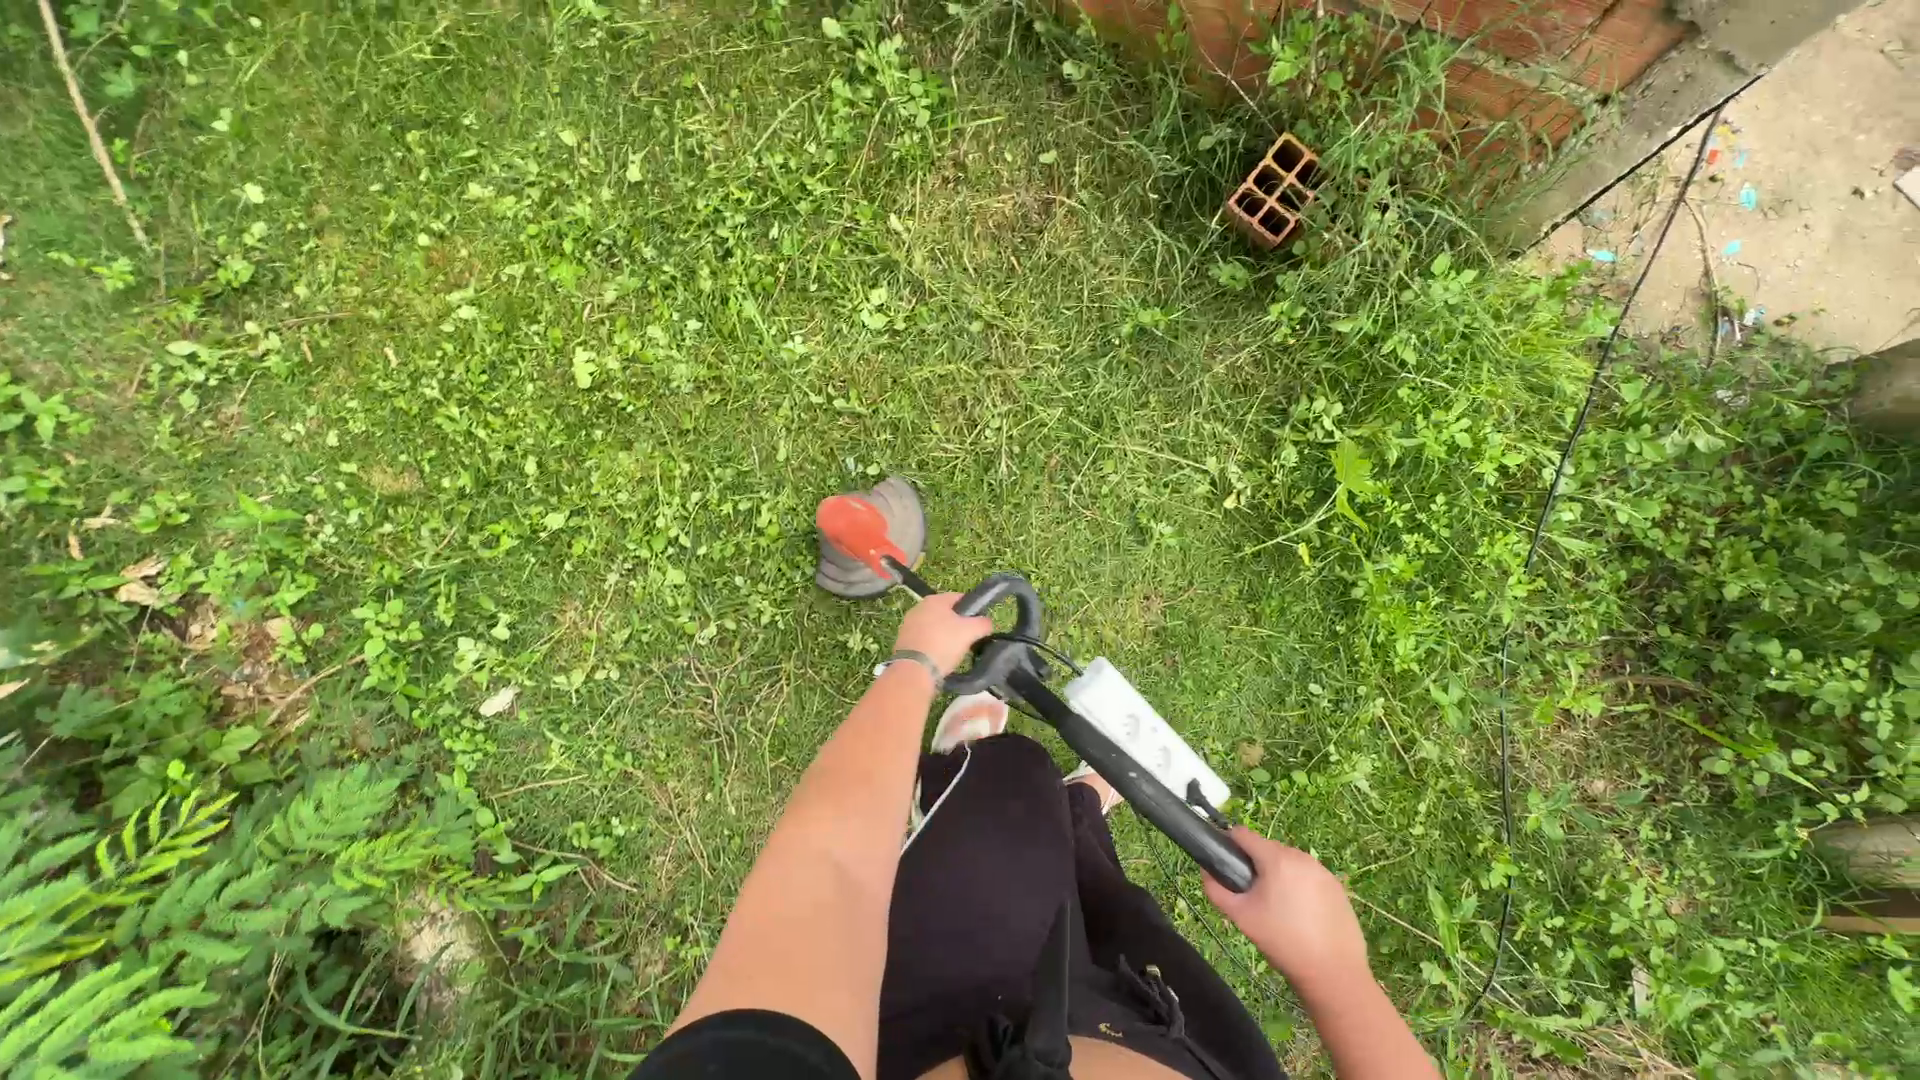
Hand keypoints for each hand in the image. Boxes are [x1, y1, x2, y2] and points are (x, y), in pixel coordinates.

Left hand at [892, 593, 992, 676]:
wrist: (914, 669)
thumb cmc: (944, 644)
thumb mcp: (971, 631)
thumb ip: (983, 623)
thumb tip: (987, 622)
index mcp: (935, 599)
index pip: (959, 598)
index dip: (972, 609)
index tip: (979, 624)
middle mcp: (919, 607)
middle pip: (946, 613)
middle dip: (957, 625)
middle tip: (968, 640)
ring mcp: (908, 624)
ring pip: (934, 627)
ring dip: (944, 636)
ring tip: (953, 652)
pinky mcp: (902, 641)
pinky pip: (924, 640)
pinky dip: (932, 646)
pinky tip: (938, 658)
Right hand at [1203, 826, 1371, 998]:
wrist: (1334, 973)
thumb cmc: (1282, 942)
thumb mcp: (1241, 917)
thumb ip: (1216, 890)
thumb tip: (1206, 871)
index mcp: (1276, 859)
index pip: (1243, 834)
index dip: (1229, 845)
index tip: (1228, 867)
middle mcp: (1301, 857)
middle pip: (1267, 848)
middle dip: (1256, 865)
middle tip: (1254, 896)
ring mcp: (1323, 871)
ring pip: (1289, 862)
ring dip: (1278, 875)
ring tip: (1278, 908)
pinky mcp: (1338, 887)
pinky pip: (1309, 877)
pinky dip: (1300, 887)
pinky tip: (1301, 915)